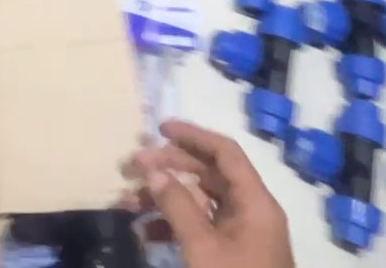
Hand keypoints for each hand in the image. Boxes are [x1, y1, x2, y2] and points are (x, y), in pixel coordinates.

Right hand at [121, 120, 292, 267]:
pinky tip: (145, 232)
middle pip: (208, 173)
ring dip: (164, 196)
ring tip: (130, 200)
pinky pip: (199, 224)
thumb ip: (177, 204)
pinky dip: (172, 223)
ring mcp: (241, 234)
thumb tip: (152, 168)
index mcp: (255, 204)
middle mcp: (251, 212)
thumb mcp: (203, 248)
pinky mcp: (230, 255)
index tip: (158, 129)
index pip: (225, 152)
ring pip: (199, 199)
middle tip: (134, 166)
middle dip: (169, 167)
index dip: (192, 135)